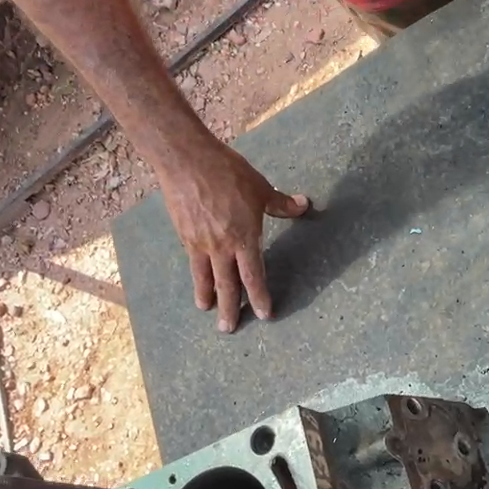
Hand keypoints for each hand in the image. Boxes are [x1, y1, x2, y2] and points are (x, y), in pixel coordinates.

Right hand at [158, 134, 310, 332]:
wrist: (185, 159)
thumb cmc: (227, 172)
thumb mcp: (260, 187)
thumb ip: (281, 203)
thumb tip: (304, 205)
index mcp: (244, 238)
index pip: (253, 275)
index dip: (259, 296)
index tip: (264, 314)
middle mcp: (221, 246)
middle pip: (227, 285)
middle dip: (230, 309)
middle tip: (229, 329)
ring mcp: (200, 242)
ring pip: (205, 277)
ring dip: (207, 297)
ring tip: (207, 311)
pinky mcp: (184, 234)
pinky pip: (192, 262)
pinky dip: (195, 276)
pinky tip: (196, 282)